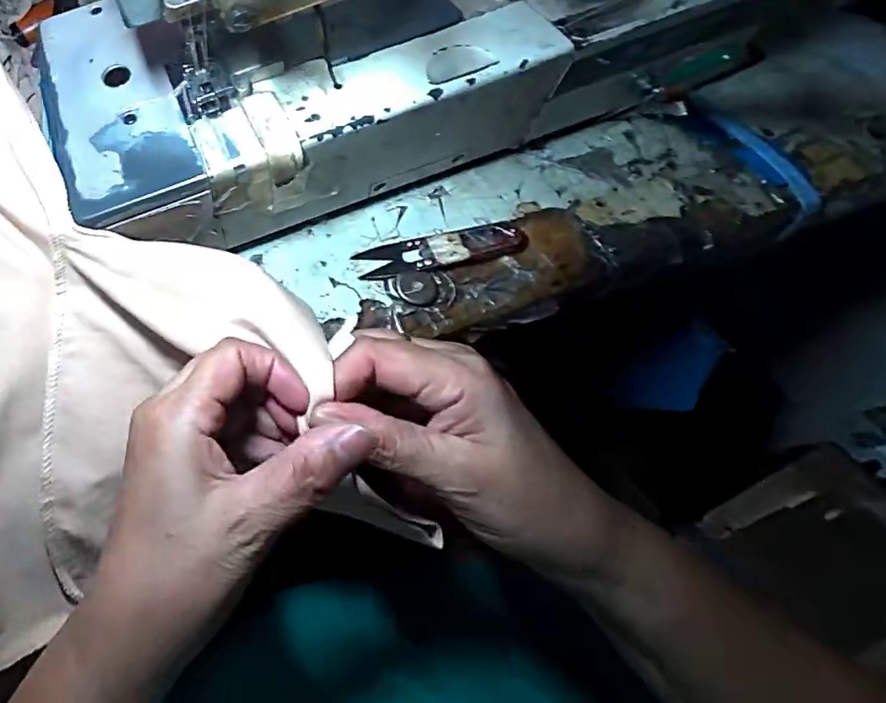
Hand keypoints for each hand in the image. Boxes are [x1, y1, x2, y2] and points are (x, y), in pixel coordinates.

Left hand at [28, 339, 375, 699]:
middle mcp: (166, 411)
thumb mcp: (253, 518)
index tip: (309, 411)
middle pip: (233, 375)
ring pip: (233, 403)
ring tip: (300, 465)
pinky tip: (280, 478)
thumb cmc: (183, 573)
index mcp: (174, 413)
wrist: (133, 635)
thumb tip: (360, 431)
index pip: (232, 354)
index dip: (278, 371)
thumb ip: (308, 469)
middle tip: (310, 441)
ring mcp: (170, 434)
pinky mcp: (179, 458)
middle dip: (278, 400)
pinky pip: (226, 430)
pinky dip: (258, 445)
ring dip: (272, 426)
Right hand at [312, 331, 628, 583]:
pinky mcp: (441, 402)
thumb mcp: (452, 474)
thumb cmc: (522, 503)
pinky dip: (370, 414)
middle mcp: (447, 361)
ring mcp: (444, 380)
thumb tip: (323, 417)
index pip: (375, 351)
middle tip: (315, 428)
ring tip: (332, 436)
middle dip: (339, 385)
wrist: (574, 534)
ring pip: (379, 372)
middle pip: (373, 352)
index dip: (336, 378)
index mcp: (455, 369)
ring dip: (353, 400)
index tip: (311, 420)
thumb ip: (388, 441)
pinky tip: (359, 440)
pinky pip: (392, 394)